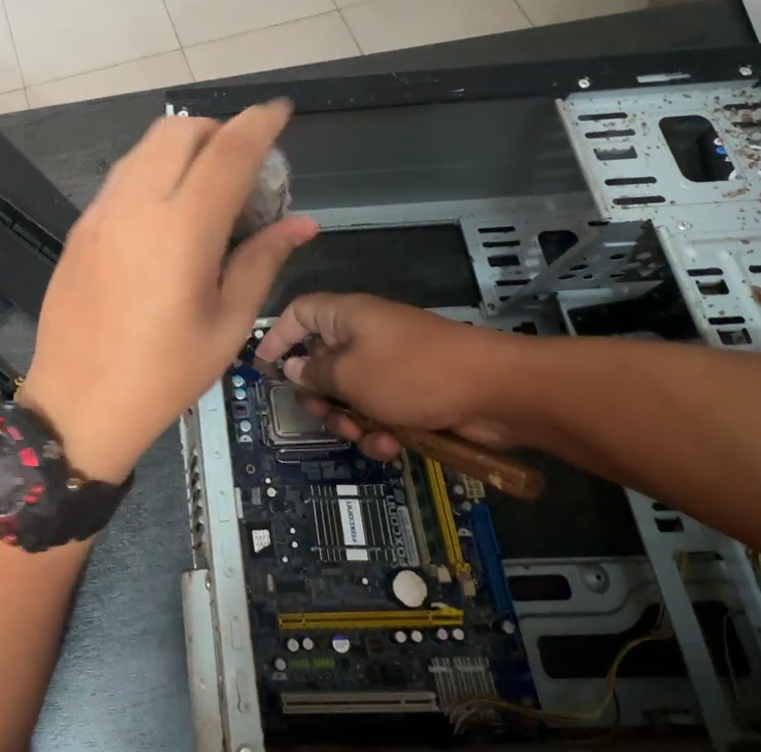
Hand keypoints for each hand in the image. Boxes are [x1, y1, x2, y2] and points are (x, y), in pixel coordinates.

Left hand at [21, 102, 318, 482]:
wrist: (78, 402)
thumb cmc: (164, 373)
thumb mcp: (227, 323)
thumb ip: (262, 260)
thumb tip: (301, 222)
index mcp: (181, 229)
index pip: (227, 152)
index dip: (259, 124)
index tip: (280, 112)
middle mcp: (136, 205)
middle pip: (178, 130)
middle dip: (217, 129)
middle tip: (243, 163)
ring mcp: (100, 213)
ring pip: (144, 148)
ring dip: (182, 146)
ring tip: (207, 185)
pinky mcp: (80, 227)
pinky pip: (121, 176)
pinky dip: (152, 171)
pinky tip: (167, 211)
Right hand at [253, 293, 525, 460]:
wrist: (496, 392)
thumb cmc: (414, 374)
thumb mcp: (350, 375)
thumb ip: (315, 373)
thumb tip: (295, 369)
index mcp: (346, 316)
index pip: (298, 313)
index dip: (277, 337)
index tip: (264, 369)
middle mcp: (365, 335)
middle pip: (322, 362)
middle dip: (321, 397)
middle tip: (326, 416)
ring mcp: (390, 364)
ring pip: (350, 393)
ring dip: (352, 421)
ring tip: (368, 437)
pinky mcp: (413, 391)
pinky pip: (380, 409)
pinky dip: (381, 429)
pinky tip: (392, 447)